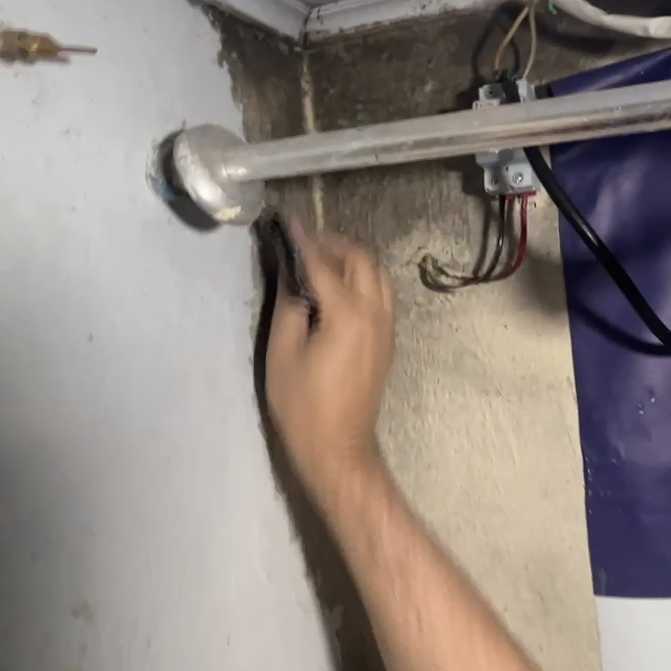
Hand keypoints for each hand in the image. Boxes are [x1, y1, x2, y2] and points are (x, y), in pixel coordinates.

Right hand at [265, 219, 395, 501]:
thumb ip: (289, 304)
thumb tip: (290, 270)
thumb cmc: (303, 406)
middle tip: (303, 244)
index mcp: (348, 315)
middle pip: (362, 260)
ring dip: (352, 261)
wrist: (338, 449)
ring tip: (320, 263)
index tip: (287, 222)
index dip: (303, 241)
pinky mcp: (388, 342)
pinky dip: (362, 280)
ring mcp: (387, 328)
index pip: (324, 264)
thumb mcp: (283, 353)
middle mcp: (376, 314)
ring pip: (378, 276)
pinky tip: (338, 289)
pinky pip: (381, 295)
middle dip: (334, 244)